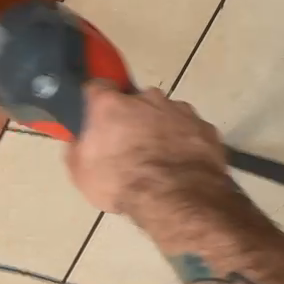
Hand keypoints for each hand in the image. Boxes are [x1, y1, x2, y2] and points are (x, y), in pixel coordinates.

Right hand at [66, 82, 231, 216]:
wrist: (176, 197)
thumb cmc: (120, 182)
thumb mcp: (80, 172)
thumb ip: (78, 147)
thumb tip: (81, 140)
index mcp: (110, 105)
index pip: (96, 86)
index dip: (94, 100)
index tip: (93, 115)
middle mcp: (147, 98)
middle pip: (134, 100)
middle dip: (130, 116)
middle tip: (125, 144)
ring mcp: (180, 110)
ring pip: (164, 113)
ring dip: (157, 127)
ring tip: (155, 157)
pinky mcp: (205, 126)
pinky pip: (188, 129)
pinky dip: (182, 141)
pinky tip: (177, 163)